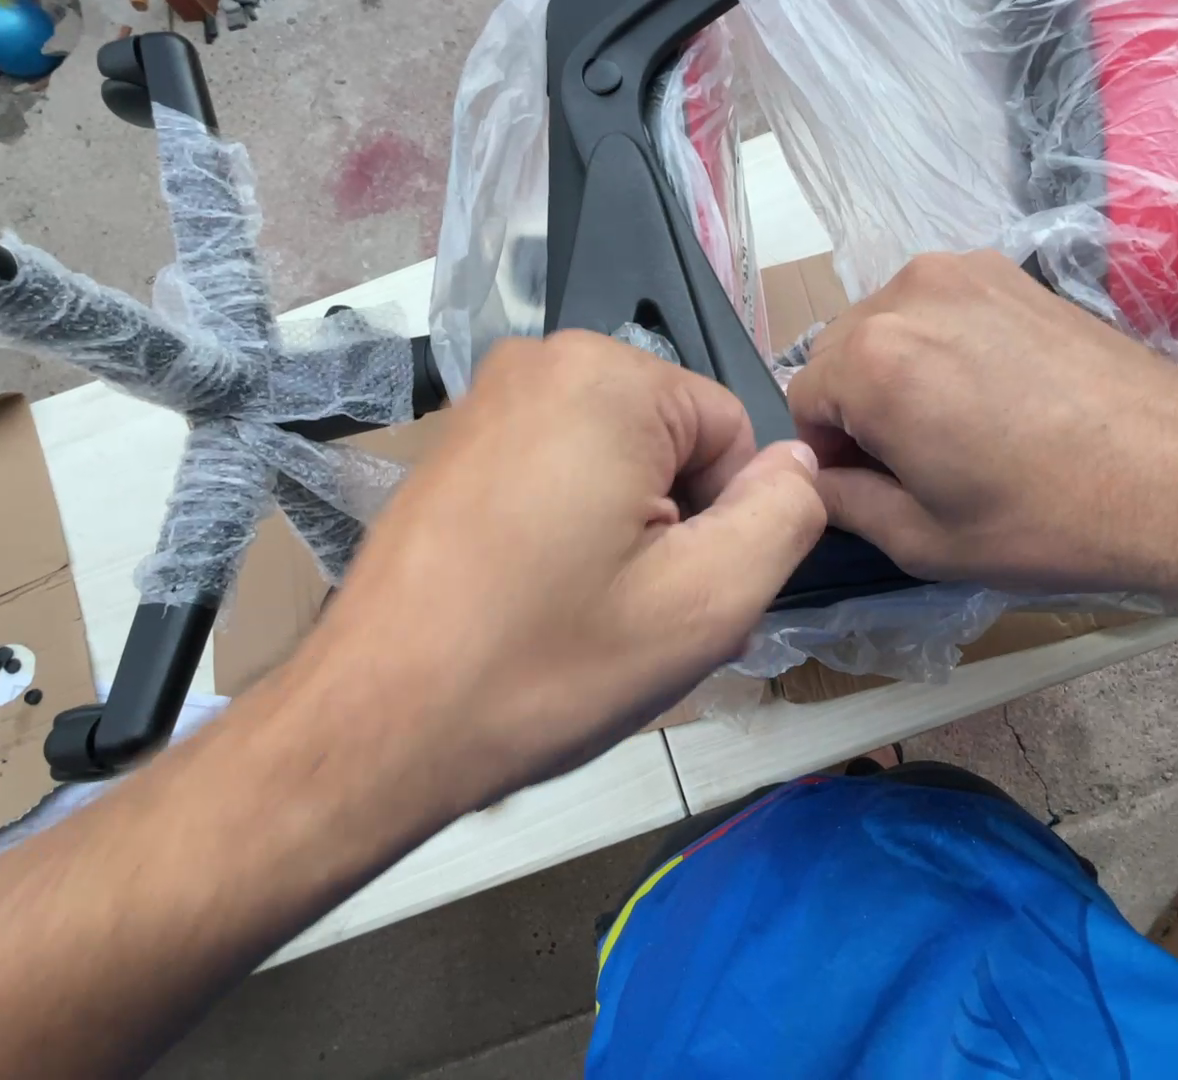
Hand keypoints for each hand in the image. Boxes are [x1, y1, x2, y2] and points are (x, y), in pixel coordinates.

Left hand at [300, 330, 825, 806]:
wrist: (377, 723)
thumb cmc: (548, 663)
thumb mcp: (707, 601)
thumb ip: (786, 517)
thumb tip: (800, 465)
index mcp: (608, 377)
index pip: (733, 436)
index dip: (725, 525)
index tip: (676, 595)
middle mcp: (542, 363)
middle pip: (674, 447)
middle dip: (675, 529)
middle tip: (635, 614)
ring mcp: (487, 403)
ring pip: (619, 467)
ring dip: (627, 538)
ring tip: (587, 614)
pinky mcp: (455, 449)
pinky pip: (559, 476)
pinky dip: (572, 533)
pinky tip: (541, 600)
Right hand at [786, 250, 1177, 593]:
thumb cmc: (1043, 518)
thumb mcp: (919, 538)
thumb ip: (840, 502)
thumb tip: (813, 481)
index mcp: (872, 360)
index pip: (801, 399)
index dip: (826, 452)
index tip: (870, 485)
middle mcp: (905, 294)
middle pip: (838, 355)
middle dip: (855, 407)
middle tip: (911, 460)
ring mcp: (961, 269)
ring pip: (884, 328)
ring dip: (894, 374)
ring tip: (955, 424)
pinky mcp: (1008, 269)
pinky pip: (933, 309)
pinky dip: (936, 347)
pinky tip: (988, 390)